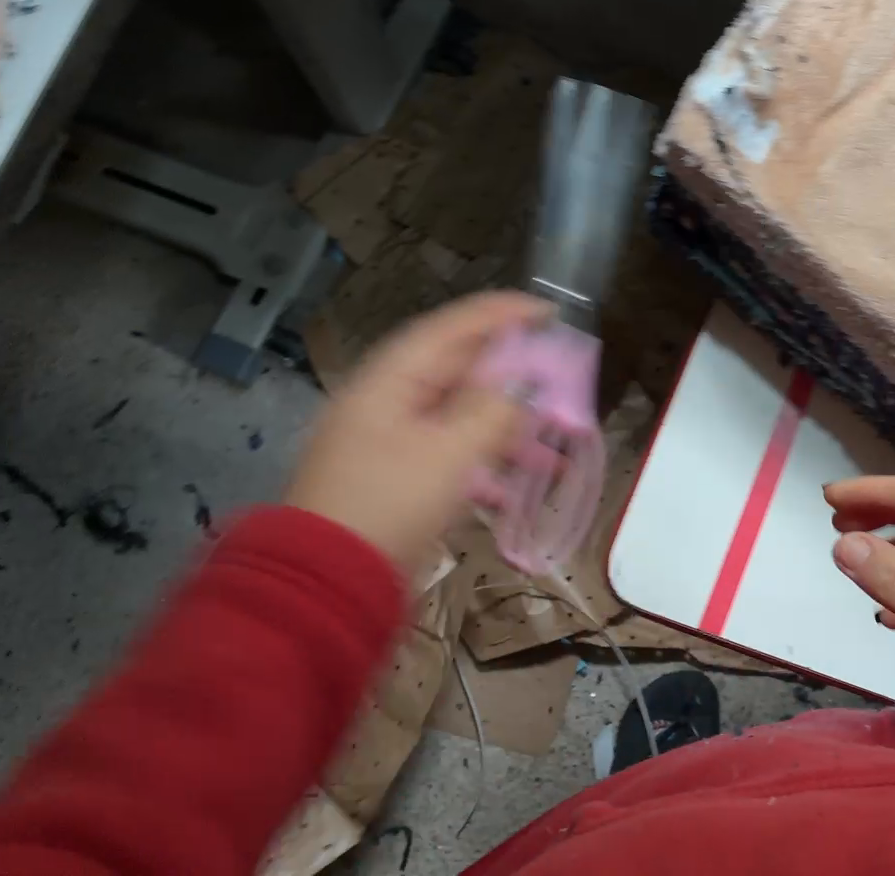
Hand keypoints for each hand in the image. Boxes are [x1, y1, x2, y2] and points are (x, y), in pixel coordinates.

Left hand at [285, 292, 550, 571]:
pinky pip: (463, 447)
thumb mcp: (449, 451)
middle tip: (563, 372)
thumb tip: (528, 379)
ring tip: (559, 431)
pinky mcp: (409, 474)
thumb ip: (494, 408)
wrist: (331, 582)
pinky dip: (498, 452)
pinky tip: (530, 472)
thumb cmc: (389, 504)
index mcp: (390, 384)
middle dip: (517, 371)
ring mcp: (398, 440)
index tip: (548, 312)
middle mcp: (392, 403)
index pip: (450, 331)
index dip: (500, 315)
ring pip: (468, 411)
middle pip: (462, 370)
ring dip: (515, 418)